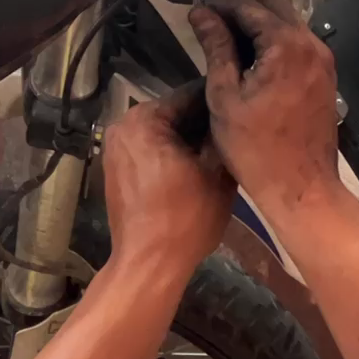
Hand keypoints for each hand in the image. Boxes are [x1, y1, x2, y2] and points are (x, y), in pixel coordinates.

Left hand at [101, 85, 235, 278]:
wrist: (147, 264)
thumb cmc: (185, 218)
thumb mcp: (217, 173)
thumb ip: (221, 135)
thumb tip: (228, 114)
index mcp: (146, 118)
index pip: (190, 95)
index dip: (219, 100)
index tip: (242, 103)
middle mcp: (124, 123)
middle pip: (173, 111)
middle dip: (202, 121)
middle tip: (233, 129)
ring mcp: (116, 145)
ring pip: (161, 130)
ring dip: (186, 137)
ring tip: (218, 147)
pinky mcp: (116, 166)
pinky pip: (149, 147)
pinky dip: (169, 152)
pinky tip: (194, 164)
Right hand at [190, 0, 341, 212]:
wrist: (301, 189)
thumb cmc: (255, 148)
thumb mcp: (225, 96)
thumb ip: (216, 48)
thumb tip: (201, 14)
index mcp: (286, 45)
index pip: (249, 8)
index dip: (220, 6)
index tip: (197, 13)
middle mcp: (311, 44)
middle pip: (273, 7)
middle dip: (241, 10)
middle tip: (211, 24)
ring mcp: (323, 60)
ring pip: (288, 24)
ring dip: (259, 25)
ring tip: (227, 42)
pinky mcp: (325, 76)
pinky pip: (298, 44)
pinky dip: (274, 42)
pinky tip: (252, 60)